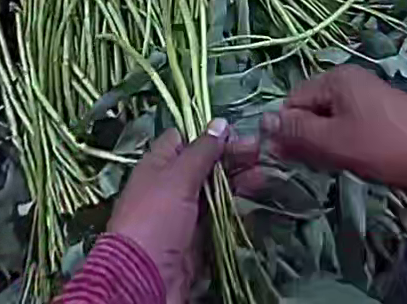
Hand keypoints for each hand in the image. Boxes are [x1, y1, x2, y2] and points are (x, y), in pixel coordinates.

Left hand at [107, 119, 259, 302]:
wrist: (143, 284)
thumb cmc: (156, 218)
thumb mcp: (178, 177)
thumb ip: (201, 150)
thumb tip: (221, 123)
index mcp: (159, 164)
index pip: (184, 139)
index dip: (209, 134)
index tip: (235, 132)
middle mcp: (170, 186)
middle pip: (204, 164)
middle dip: (231, 157)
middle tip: (260, 152)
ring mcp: (183, 215)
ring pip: (214, 191)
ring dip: (238, 181)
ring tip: (263, 175)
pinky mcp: (196, 242)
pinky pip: (218, 219)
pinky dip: (235, 209)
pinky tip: (254, 201)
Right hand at [263, 65, 406, 197]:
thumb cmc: (383, 147)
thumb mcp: (334, 142)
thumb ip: (297, 132)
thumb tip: (263, 120)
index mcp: (335, 77)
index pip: (293, 100)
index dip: (288, 130)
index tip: (290, 159)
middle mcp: (349, 77)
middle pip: (311, 106)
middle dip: (308, 136)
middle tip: (316, 164)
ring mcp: (366, 92)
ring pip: (330, 117)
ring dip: (326, 141)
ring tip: (338, 163)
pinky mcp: (381, 109)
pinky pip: (349, 120)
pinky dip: (344, 139)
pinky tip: (355, 158)